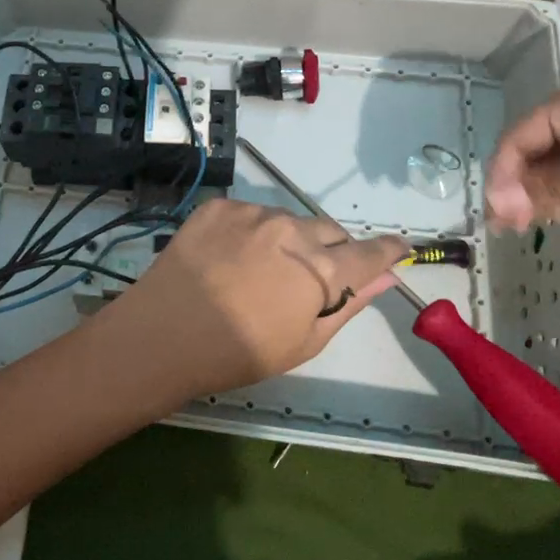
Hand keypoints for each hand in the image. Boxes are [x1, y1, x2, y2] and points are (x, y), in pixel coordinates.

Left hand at [98, 198, 410, 397]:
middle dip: (332, 251)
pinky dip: (251, 232)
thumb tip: (386, 279)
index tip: (398, 250)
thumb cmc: (238, 352)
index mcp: (321, 269)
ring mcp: (252, 212)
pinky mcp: (218, 207)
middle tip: (310, 279)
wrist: (162, 334)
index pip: (371, 252)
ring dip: (287, 241)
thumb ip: (348, 305)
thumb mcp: (303, 341)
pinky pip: (250, 214)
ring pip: (287, 221)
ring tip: (259, 273)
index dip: (388, 251)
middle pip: (329, 232)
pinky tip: (229, 260)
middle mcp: (292, 229)